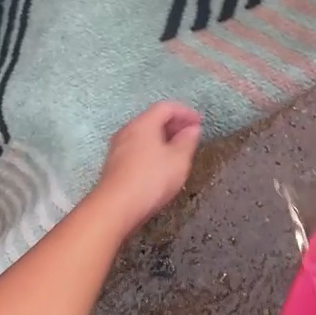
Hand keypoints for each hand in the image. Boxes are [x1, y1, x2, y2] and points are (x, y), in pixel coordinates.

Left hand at [89, 102, 202, 232]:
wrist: (115, 207)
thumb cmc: (151, 179)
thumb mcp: (178, 160)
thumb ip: (187, 141)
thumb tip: (192, 129)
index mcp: (143, 124)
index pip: (166, 107)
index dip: (185, 111)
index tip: (200, 121)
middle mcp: (128, 130)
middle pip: (153, 119)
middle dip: (174, 124)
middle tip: (192, 134)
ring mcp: (118, 147)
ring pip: (144, 134)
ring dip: (163, 138)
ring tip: (180, 150)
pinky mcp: (115, 164)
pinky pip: (138, 148)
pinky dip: (153, 149)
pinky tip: (161, 164)